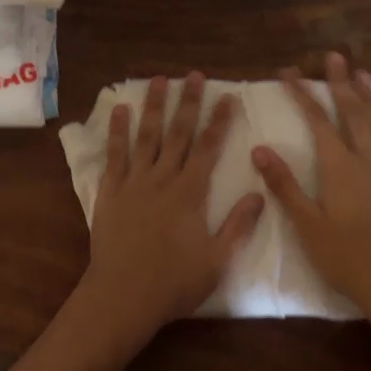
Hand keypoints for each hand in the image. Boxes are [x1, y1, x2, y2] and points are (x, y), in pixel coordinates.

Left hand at [81, 72, 265, 334]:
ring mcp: (134, 181)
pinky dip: (118, 130)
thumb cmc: (174, 283)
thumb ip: (238, 226)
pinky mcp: (110, 190)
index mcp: (191, 192)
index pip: (209, 147)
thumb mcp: (217, 261)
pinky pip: (115, 154)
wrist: (124, 295)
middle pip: (178, 132)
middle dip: (188, 101)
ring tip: (159, 79)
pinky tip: (119, 109)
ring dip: (154, 105)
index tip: (227, 96)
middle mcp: (163, 178)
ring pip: (146, 135)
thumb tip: (260, 193)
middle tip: (194, 74)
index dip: (219, 120)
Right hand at [252, 53, 370, 331]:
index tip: (289, 71)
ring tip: (363, 74)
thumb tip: (259, 148)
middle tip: (334, 56)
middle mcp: (367, 159)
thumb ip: (285, 185)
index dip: (302, 93)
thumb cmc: (348, 258)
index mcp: (339, 166)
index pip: (317, 120)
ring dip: (368, 97)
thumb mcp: (308, 226)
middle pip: (352, 112)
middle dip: (340, 83)